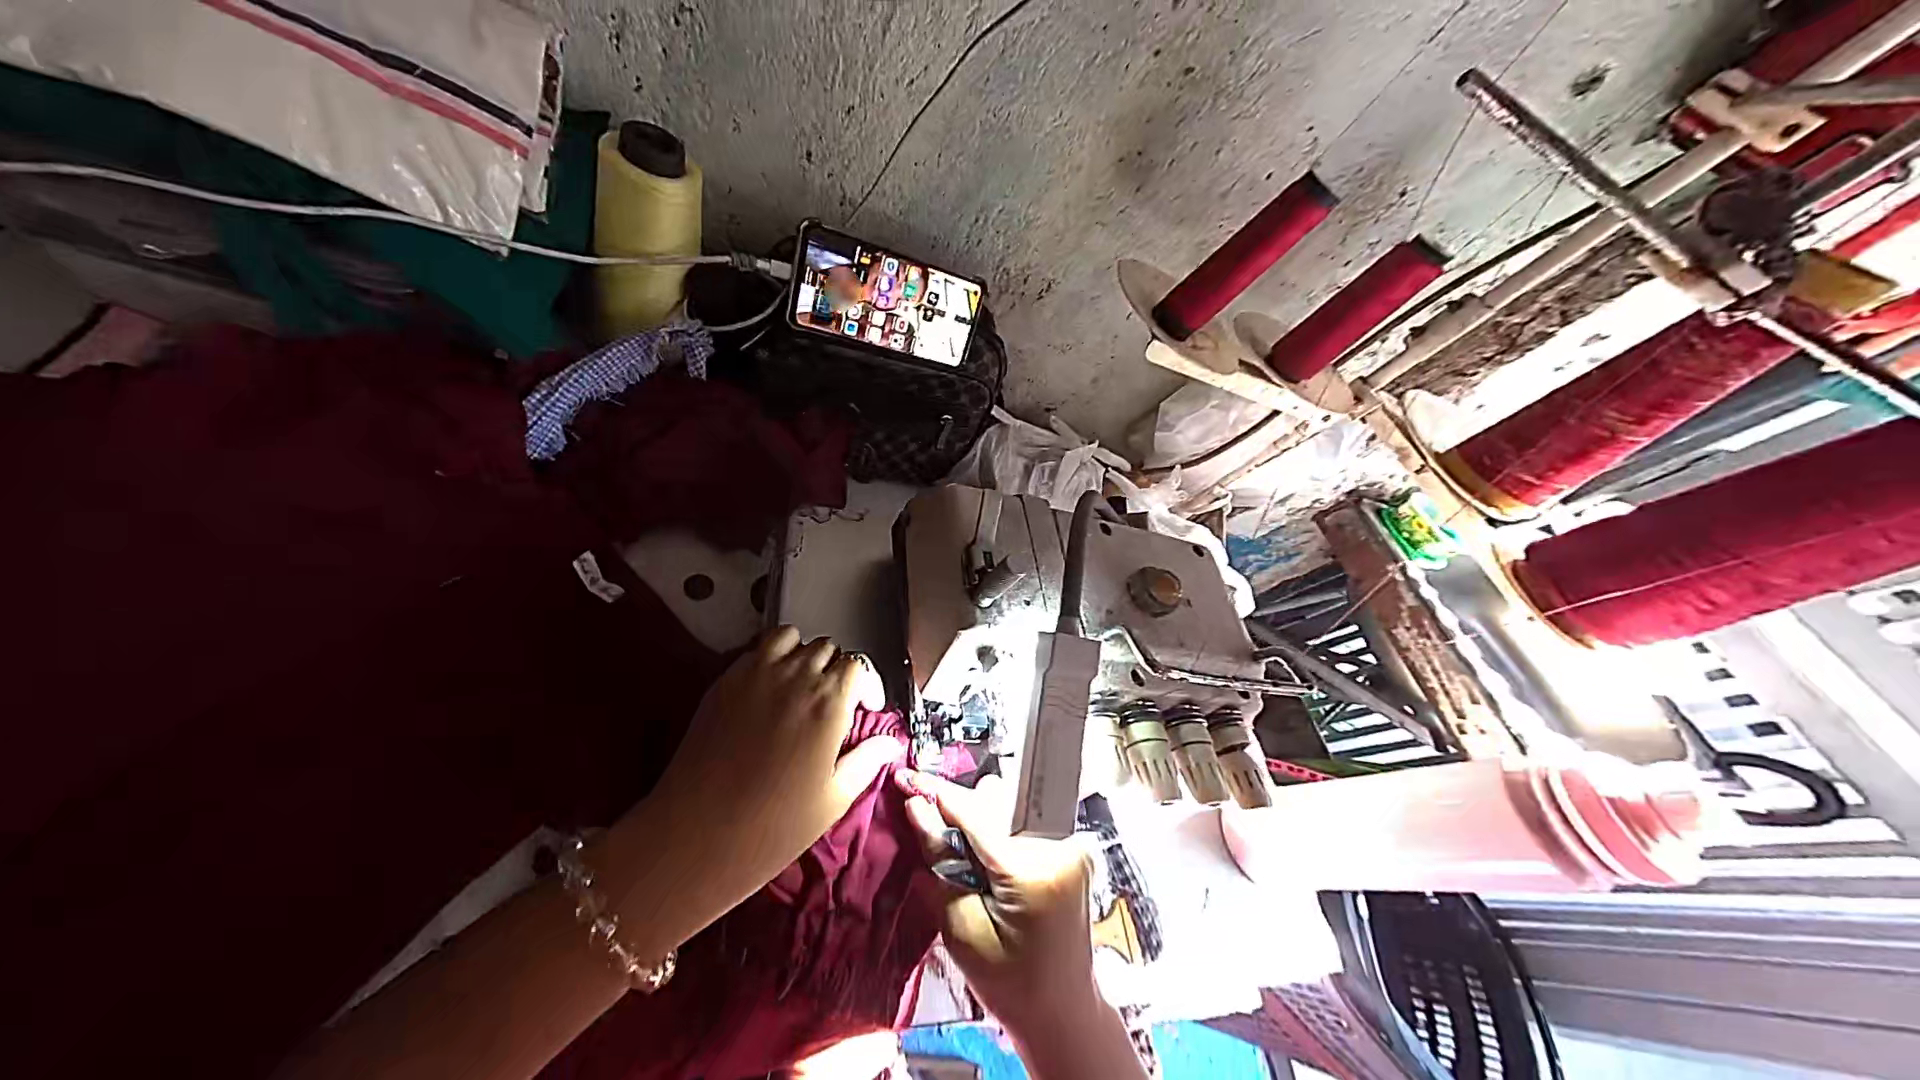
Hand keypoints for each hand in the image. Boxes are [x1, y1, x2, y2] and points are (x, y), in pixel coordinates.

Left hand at [634, 627, 897, 917]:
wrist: (696, 837)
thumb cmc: (773, 825)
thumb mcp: (834, 798)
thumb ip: (867, 760)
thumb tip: (890, 742)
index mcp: (828, 703)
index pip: (858, 665)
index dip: (864, 685)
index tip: (862, 708)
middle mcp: (794, 678)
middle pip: (827, 649)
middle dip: (835, 670)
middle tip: (831, 703)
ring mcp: (755, 675)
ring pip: (791, 639)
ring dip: (802, 656)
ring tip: (800, 688)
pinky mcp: (724, 682)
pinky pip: (756, 650)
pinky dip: (769, 658)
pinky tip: (768, 690)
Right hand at [897, 770, 1099, 1033]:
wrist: (1064, 1012)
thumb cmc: (1011, 985)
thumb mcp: (962, 931)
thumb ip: (940, 863)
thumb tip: (918, 809)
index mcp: (1033, 871)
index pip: (976, 813)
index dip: (937, 794)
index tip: (907, 778)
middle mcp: (1060, 846)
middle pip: (995, 802)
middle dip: (958, 809)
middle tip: (928, 823)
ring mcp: (1072, 845)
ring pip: (1009, 806)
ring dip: (979, 819)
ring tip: (963, 855)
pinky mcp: (1072, 848)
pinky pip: (1023, 821)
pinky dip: (998, 832)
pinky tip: (985, 860)